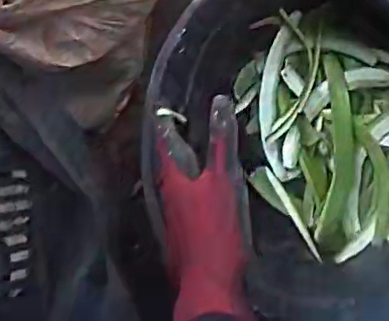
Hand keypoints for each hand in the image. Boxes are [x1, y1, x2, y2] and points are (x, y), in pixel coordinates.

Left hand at [155, 96, 250, 320]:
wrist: (210, 288)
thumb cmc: (215, 229)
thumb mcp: (223, 179)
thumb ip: (221, 141)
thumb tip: (219, 101)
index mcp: (173, 178)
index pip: (164, 139)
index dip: (165, 118)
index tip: (164, 99)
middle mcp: (166, 195)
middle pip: (169, 159)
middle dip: (176, 139)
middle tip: (185, 116)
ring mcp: (173, 217)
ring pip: (177, 179)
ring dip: (186, 161)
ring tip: (197, 144)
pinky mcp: (183, 233)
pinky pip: (185, 197)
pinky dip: (193, 182)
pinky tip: (204, 183)